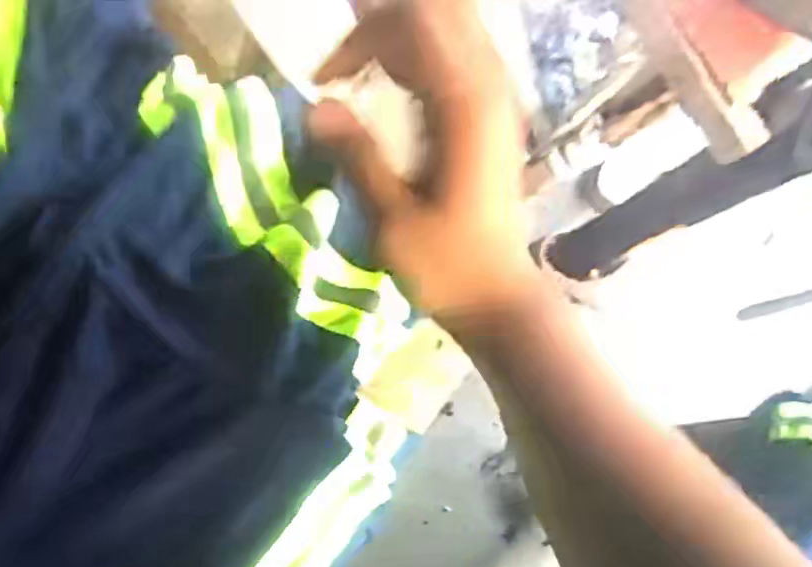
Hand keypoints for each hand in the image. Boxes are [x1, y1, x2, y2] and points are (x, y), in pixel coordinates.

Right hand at [308, 0, 536, 320]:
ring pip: (450, 28)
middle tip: (337, 70)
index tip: (323, 81)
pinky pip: (457, 57)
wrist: (495, 294)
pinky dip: (417, 61)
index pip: (417, 21)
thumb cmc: (443, 265)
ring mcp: (496, 95)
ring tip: (355, 78)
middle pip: (438, 10)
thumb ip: (358, 155)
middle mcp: (488, 83)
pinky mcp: (492, 114)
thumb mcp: (392, 217)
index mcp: (464, 104)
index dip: (363, 35)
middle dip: (381, 25)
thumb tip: (315, 108)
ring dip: (399, 41)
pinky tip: (388, 95)